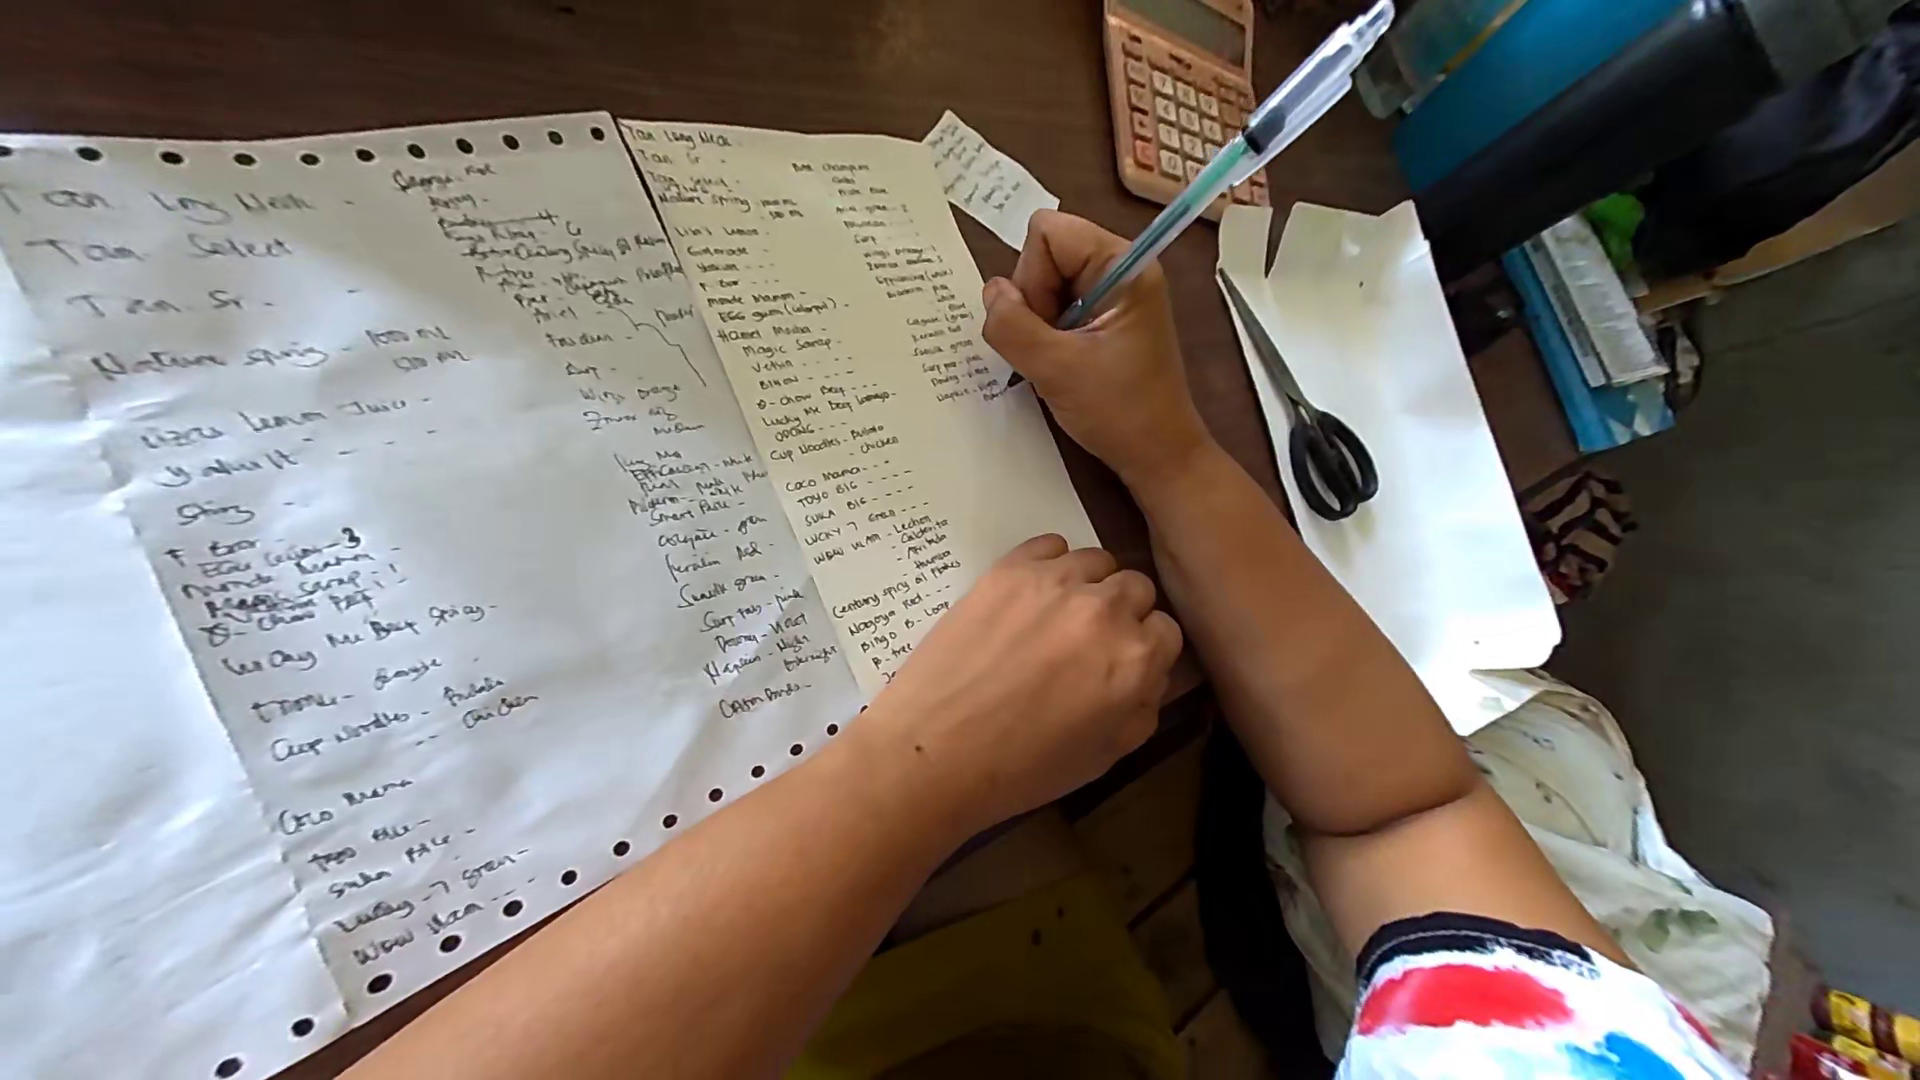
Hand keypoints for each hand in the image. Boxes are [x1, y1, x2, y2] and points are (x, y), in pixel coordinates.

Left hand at [858, 534, 1181, 834]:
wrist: (936, 747)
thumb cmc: (1023, 766)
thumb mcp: (1106, 754)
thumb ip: (1145, 705)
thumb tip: (1155, 673)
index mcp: (1135, 658)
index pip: (1167, 630)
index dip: (1148, 649)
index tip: (1124, 662)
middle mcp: (1104, 609)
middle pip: (1136, 587)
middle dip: (1124, 613)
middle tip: (1090, 641)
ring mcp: (1053, 582)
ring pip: (1097, 560)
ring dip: (1090, 584)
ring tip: (1061, 613)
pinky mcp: (1009, 569)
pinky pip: (1050, 544)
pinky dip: (1052, 562)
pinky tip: (1034, 591)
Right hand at [982, 210, 1214, 489]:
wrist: (1156, 456)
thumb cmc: (1119, 411)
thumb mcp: (1057, 369)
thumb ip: (1013, 326)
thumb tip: (991, 291)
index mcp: (1123, 265)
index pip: (1048, 232)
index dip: (1032, 276)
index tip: (1045, 325)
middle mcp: (1118, 271)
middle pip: (1044, 257)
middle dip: (1033, 303)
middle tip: (1051, 350)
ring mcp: (1109, 299)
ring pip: (1044, 288)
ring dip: (1036, 326)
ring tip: (1056, 363)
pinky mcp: (1101, 324)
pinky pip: (1054, 312)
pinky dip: (1045, 338)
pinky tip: (1057, 367)